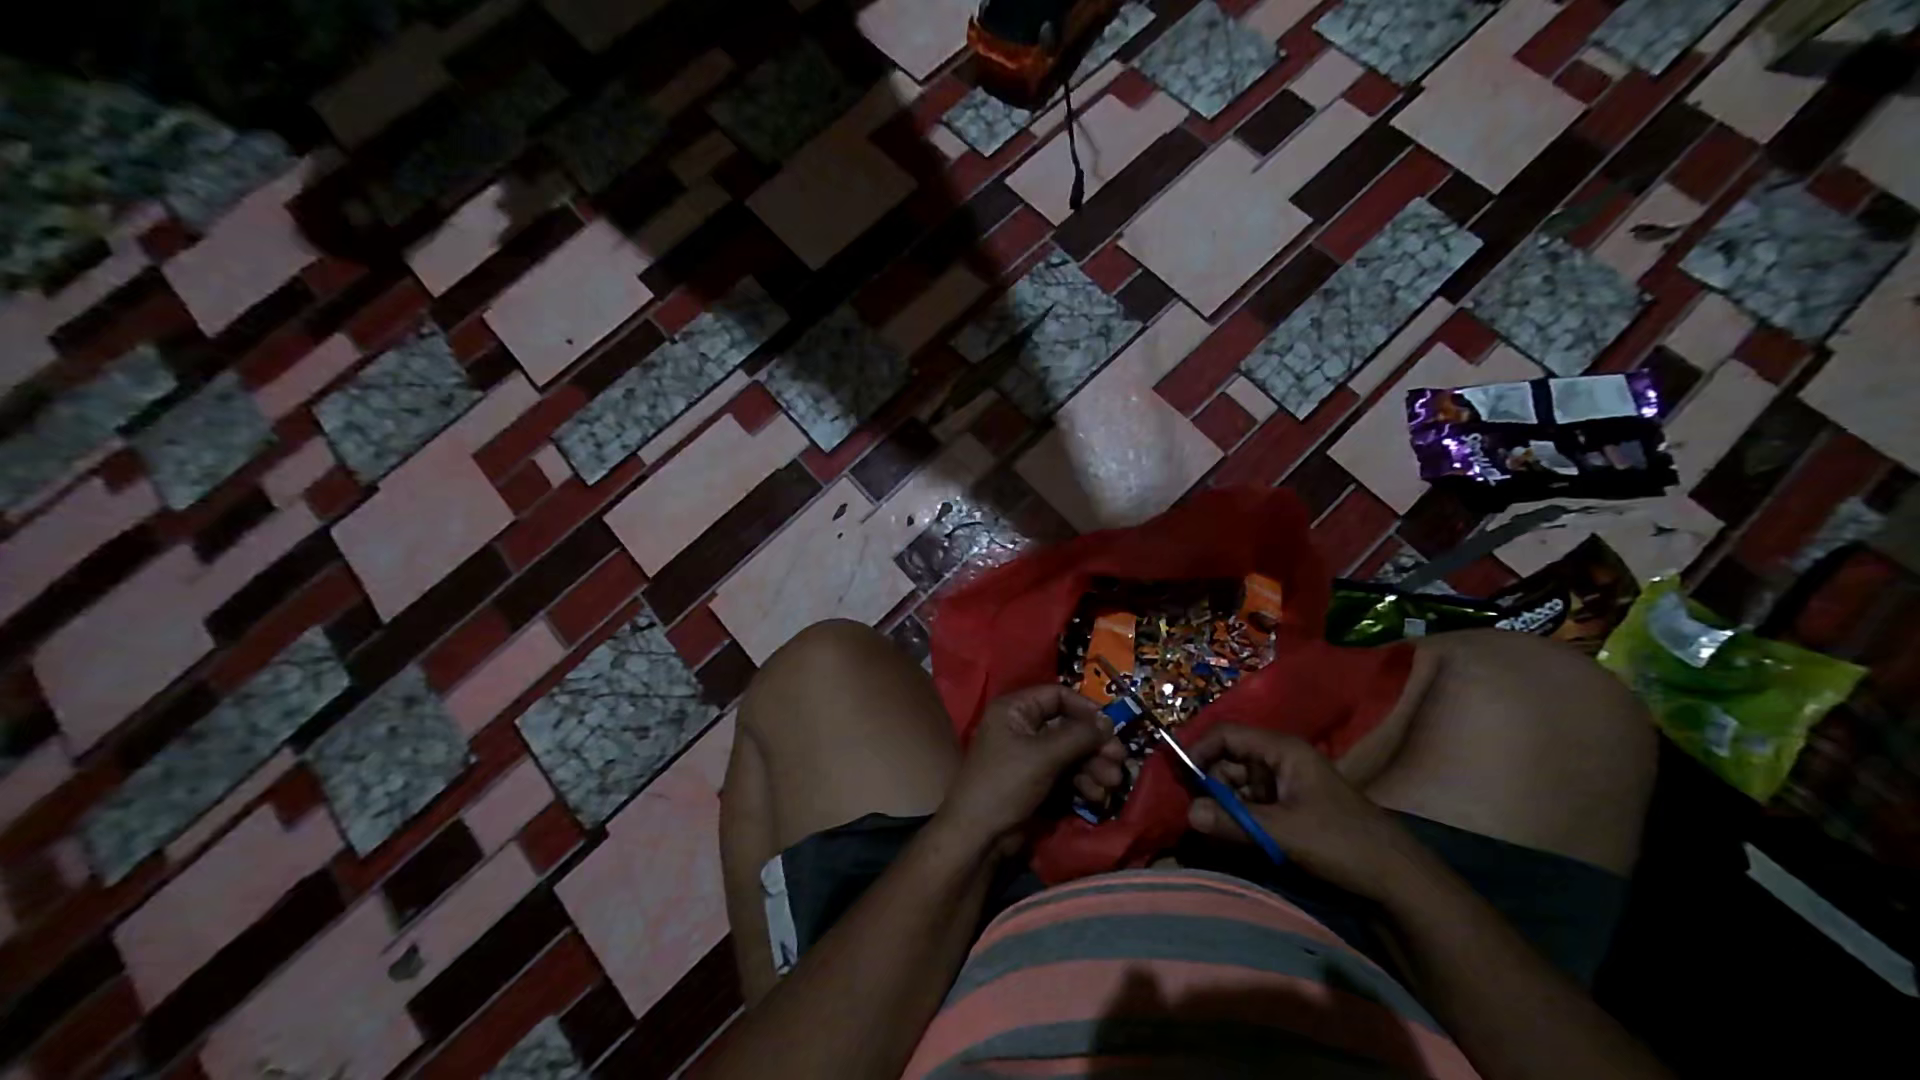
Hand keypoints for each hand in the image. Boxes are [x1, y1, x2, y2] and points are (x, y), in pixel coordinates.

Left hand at [939, 686, 1124, 856]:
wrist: (980, 835)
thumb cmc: (1006, 783)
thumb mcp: (1043, 755)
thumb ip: (1078, 735)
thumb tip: (1109, 721)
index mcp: (1015, 710)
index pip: (1057, 695)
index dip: (1085, 708)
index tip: (1110, 726)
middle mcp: (1023, 727)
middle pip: (1069, 726)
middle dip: (1095, 744)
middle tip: (1119, 759)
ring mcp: (1031, 756)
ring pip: (1072, 752)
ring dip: (1094, 766)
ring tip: (1110, 783)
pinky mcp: (1038, 781)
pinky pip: (1067, 773)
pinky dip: (1083, 782)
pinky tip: (1096, 796)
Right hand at [1186, 726, 1423, 900]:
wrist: (1396, 879)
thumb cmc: (1341, 842)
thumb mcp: (1283, 832)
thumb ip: (1233, 821)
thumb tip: (1187, 813)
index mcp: (1282, 750)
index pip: (1227, 734)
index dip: (1199, 750)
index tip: (1181, 777)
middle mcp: (1281, 759)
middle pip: (1229, 758)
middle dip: (1212, 783)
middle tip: (1202, 813)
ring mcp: (1286, 783)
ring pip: (1238, 783)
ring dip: (1226, 803)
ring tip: (1221, 829)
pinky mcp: (1290, 806)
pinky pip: (1252, 802)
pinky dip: (1241, 816)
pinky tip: (1238, 835)